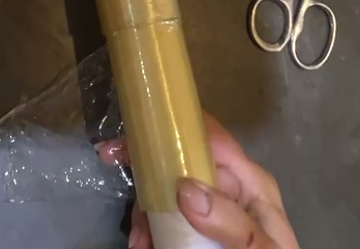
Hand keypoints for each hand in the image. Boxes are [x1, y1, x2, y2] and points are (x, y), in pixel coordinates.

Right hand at [99, 115, 299, 248]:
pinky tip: (142, 245)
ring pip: (165, 192)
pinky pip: (165, 220)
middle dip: (146, 168)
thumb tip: (185, 187)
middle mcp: (226, 187)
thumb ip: (232, 222)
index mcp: (248, 180)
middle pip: (179, 161)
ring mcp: (209, 210)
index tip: (138, 127)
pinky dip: (149, 231)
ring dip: (144, 211)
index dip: (175, 123)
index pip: (210, 136)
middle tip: (111, 160)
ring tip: (138, 241)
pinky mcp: (196, 232)